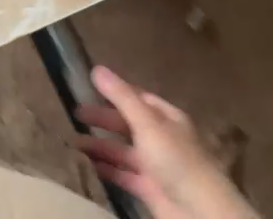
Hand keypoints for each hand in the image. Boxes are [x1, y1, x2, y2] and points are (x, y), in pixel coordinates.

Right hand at [75, 66, 256, 218]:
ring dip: (100, 145)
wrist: (199, 213)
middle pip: (128, 124)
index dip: (115, 92)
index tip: (88, 87)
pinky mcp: (149, 189)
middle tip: (75, 113)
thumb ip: (121, 97)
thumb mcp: (147, 123)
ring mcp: (156, 166)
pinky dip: (107, 169)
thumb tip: (96, 68)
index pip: (138, 98)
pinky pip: (124, 175)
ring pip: (123, 151)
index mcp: (166, 118)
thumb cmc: (175, 160)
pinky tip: (88, 165)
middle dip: (103, 118)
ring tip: (73, 142)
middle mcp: (161, 139)